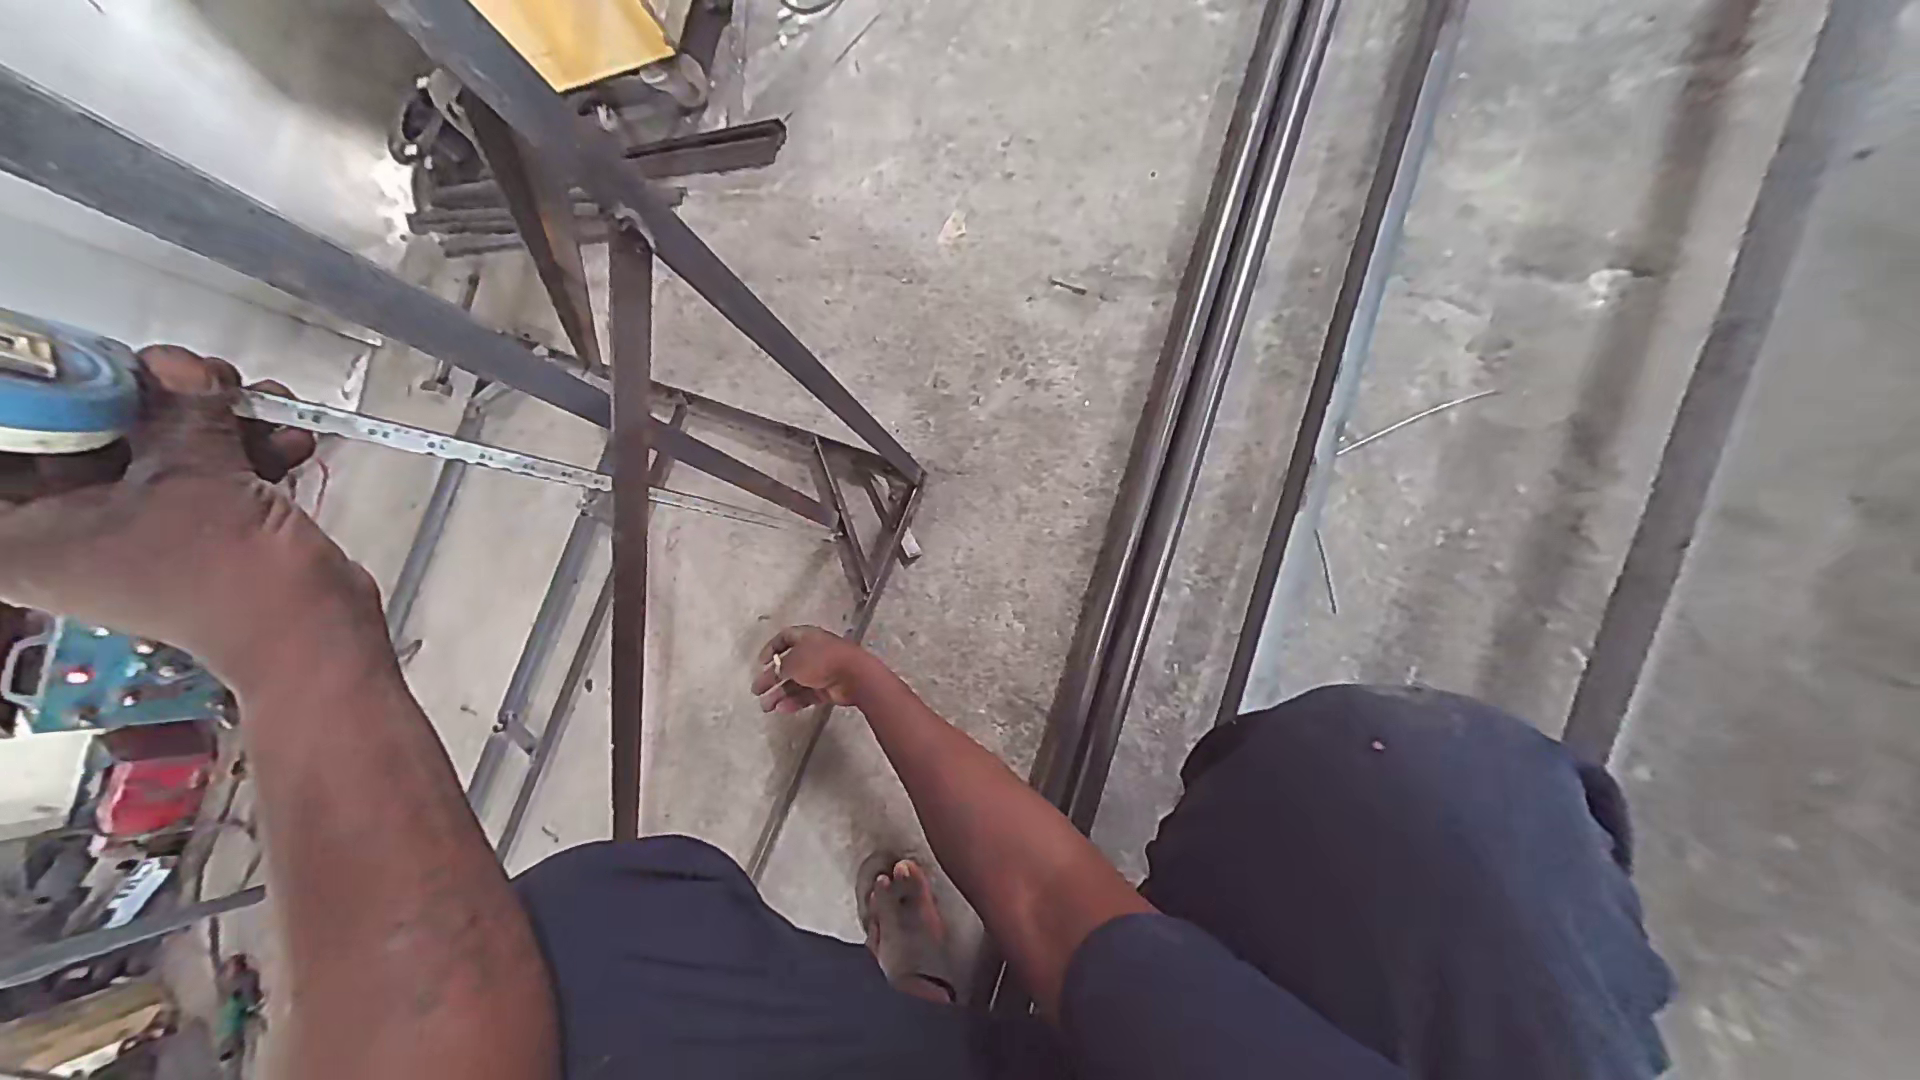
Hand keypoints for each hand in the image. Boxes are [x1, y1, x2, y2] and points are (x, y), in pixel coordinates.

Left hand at [0, 346, 384, 689]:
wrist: (314, 625)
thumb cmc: (229, 567)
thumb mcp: (197, 479)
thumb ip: (183, 414)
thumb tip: (176, 361)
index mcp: (17, 528)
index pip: (14, 439)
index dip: (56, 395)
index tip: (107, 365)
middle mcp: (68, 524)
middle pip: (92, 437)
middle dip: (154, 400)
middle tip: (198, 372)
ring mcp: (144, 527)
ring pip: (164, 451)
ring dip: (220, 421)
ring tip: (265, 400)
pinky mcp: (205, 528)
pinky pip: (212, 475)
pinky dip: (251, 452)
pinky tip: (290, 437)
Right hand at [752, 625, 885, 712]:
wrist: (854, 675)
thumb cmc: (821, 661)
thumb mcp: (794, 661)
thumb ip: (780, 668)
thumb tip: (775, 674)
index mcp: (807, 637)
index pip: (785, 637)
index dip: (771, 648)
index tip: (761, 663)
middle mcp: (814, 652)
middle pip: (788, 664)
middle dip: (771, 678)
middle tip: (757, 691)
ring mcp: (822, 671)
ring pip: (796, 682)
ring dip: (780, 693)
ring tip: (766, 707)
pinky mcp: (828, 688)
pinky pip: (807, 694)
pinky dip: (795, 701)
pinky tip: (782, 709)